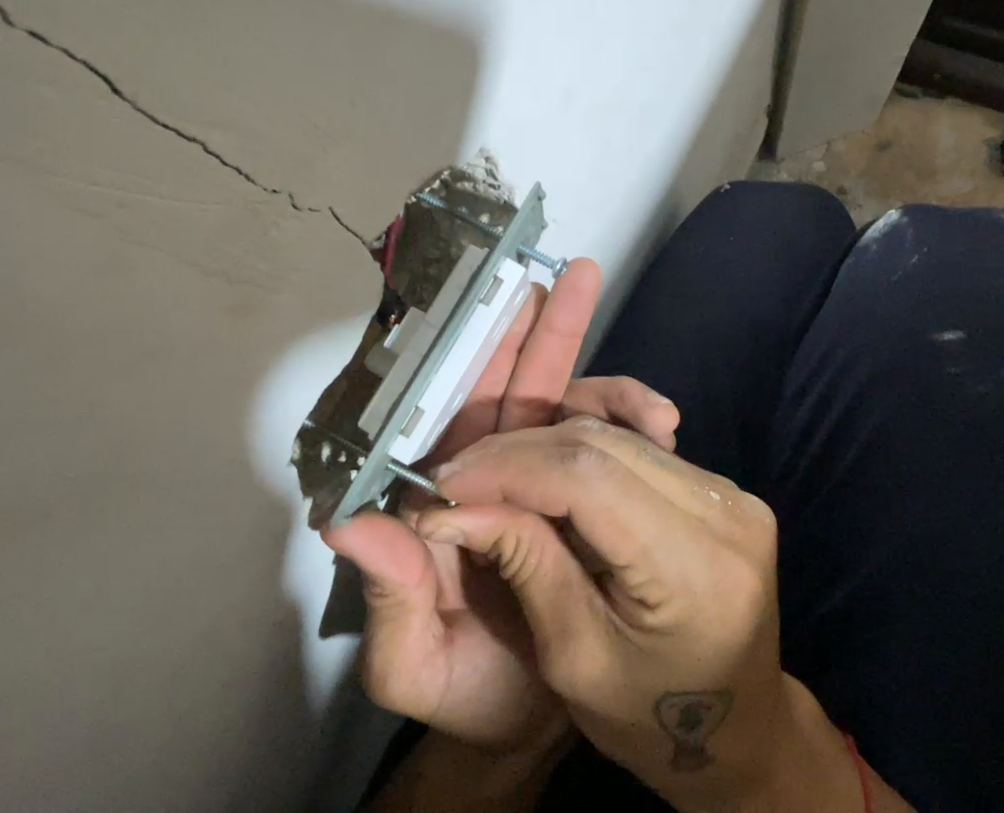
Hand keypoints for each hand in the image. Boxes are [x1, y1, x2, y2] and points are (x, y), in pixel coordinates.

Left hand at [322, 260, 680, 751]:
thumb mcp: (410, 660)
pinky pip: (607, 453)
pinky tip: (662, 428)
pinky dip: (632, 431)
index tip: (494, 299)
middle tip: (576, 276)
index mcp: (440, 498)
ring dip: (601, 380)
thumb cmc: (461, 692)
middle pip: (512, 388)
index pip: (447, 410)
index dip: (469, 353)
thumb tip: (341, 519)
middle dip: (541, 331)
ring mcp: (540, 486)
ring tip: (645, 390)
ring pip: (567, 411)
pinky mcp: (584, 504)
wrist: (532, 727)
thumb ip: (387, 593)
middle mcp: (488, 476)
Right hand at [413, 418, 798, 807]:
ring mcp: (731, 494)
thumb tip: (457, 507)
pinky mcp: (723, 490)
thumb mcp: (574, 659)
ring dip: (545, 447)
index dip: (509, 468)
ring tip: (490, 474)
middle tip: (457, 478)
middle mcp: (725, 512)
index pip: (589, 477)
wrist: (740, 728)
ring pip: (619, 437)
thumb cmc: (650, 718)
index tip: (446, 484)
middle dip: (518, 454)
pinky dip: (582, 452)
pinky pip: (639, 448)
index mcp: (695, 567)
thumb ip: (526, 565)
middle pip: (603, 445)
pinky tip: (543, 465)